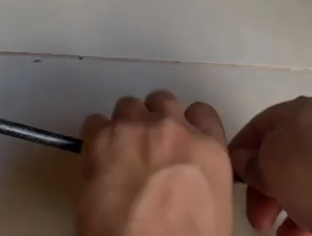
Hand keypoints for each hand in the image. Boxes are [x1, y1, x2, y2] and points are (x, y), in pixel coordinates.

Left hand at [77, 90, 234, 235]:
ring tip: (120, 155)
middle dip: (155, 120)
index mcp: (207, 148)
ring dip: (126, 125)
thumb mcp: (215, 209)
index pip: (202, 113)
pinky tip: (98, 160)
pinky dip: (97, 137)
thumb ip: (203, 175)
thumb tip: (189, 176)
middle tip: (148, 148)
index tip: (180, 141)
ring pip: (128, 105)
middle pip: (162, 101)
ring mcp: (134, 127)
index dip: (189, 125)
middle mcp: (171, 127)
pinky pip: (96, 121)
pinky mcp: (100, 135)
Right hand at [229, 97, 311, 235]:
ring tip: (278, 234)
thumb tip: (243, 161)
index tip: (229, 185)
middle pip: (282, 156)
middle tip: (256, 221)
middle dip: (263, 189)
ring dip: (285, 207)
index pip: (258, 127)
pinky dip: (310, 217)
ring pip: (305, 182)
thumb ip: (250, 162)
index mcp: (301, 110)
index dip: (239, 154)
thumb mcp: (269, 165)